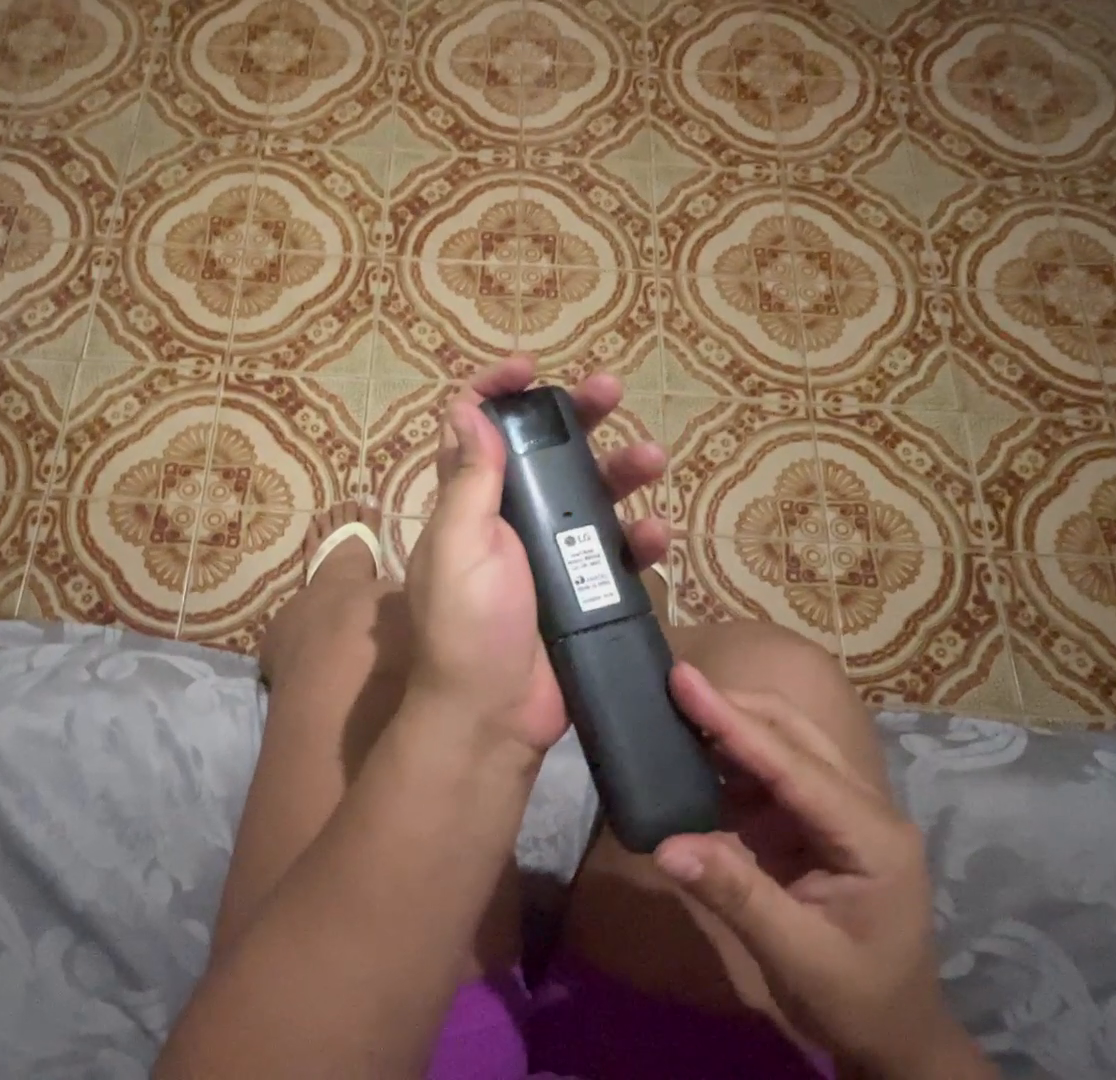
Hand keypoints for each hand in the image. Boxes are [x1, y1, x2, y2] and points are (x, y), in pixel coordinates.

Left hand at [401, 354, 668, 755]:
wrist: (495, 713)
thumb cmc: (468, 624)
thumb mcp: (459, 543)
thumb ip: (469, 478)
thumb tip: (465, 408)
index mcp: (469, 503)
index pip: (473, 430)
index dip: (495, 392)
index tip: (529, 371)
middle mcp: (508, 519)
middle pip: (545, 451)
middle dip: (576, 416)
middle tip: (610, 390)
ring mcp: (550, 553)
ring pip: (590, 494)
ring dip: (621, 470)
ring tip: (652, 457)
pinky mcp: (585, 587)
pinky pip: (618, 551)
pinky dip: (638, 537)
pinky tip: (655, 534)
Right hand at [652, 666, 990, 1078]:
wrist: (894, 1034)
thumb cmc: (856, 999)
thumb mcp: (798, 957)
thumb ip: (737, 895)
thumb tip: (666, 846)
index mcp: (871, 836)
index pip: (793, 764)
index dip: (733, 720)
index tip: (684, 679)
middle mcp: (862, 808)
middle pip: (794, 734)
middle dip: (733, 707)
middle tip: (670, 686)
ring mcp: (837, 812)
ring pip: (781, 745)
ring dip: (728, 728)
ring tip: (672, 712)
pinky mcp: (811, 823)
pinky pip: (765, 776)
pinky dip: (726, 761)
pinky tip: (691, 757)